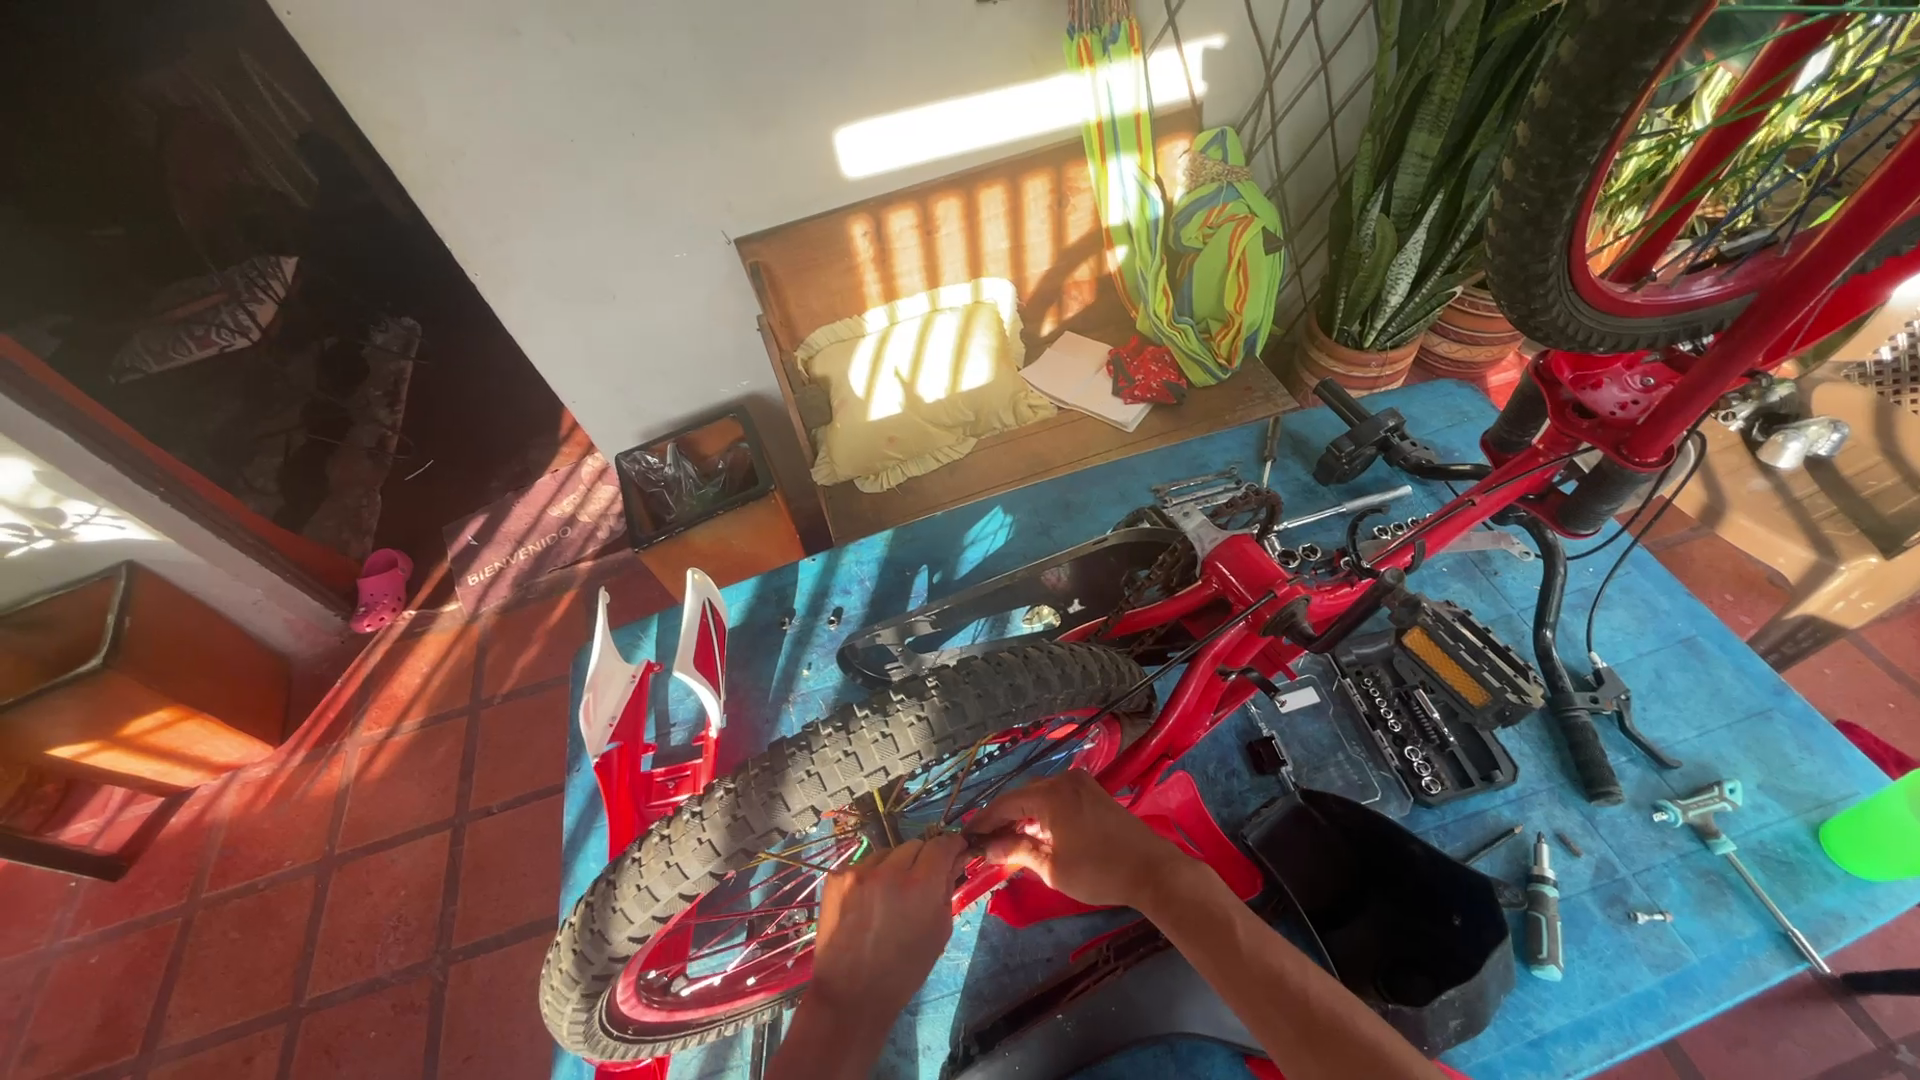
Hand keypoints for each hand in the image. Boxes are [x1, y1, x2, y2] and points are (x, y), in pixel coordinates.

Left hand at [807, 832, 968, 1018]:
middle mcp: (889, 870)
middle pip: (915, 844)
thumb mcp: (939, 931)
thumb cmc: (904, 970)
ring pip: (887, 853)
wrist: (851, 994)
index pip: (942, 844)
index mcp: (921, 885)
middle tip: (920, 882)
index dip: (951, 845)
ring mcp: (859, 871)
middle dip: (922, 859)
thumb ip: (946, 890)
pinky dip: (870, 877)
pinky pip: (863, 865)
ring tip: (889, 895)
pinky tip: (867, 902)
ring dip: (894, 866)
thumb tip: (951, 863)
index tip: (954, 851)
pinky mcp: (836, 877)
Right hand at [965, 771, 1190, 909]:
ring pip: (1040, 796)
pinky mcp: (1094, 794)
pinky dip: (1043, 814)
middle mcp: (1064, 780)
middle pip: (1023, 796)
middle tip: (985, 841)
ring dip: (1023, 816)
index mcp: (1051, 794)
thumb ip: (1018, 852)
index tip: (968, 837)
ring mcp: (1082, 784)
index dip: (985, 821)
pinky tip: (1035, 833)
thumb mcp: (1052, 867)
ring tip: (1006, 840)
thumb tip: (989, 848)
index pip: (1006, 802)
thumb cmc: (1099, 871)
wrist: (1153, 870)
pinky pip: (1058, 798)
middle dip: (1003, 818)